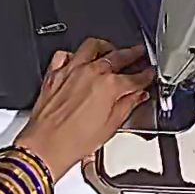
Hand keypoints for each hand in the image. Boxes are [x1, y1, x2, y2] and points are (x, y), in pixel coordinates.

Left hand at [15, 39, 153, 178]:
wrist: (45, 148)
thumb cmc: (74, 142)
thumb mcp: (110, 126)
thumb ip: (127, 105)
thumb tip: (136, 96)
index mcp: (109, 86)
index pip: (135, 77)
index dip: (146, 74)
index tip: (149, 73)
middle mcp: (91, 73)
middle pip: (118, 56)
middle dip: (133, 54)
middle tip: (139, 53)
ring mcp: (71, 70)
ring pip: (92, 46)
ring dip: (105, 46)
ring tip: (112, 50)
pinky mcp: (55, 74)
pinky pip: (65, 54)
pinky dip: (74, 55)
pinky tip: (79, 59)